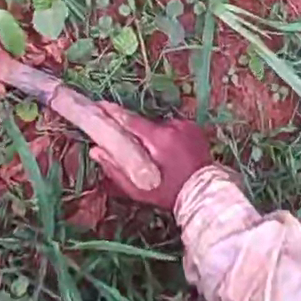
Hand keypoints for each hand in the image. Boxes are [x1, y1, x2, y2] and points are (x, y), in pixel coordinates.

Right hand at [90, 105, 211, 210]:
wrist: (205, 194)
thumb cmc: (168, 194)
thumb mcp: (139, 189)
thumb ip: (115, 170)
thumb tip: (96, 150)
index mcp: (158, 139)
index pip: (130, 120)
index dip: (113, 112)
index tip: (99, 106)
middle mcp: (173, 126)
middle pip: (144, 124)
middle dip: (136, 132)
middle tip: (134, 147)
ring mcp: (185, 125)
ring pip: (159, 126)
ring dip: (153, 136)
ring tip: (157, 156)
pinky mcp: (194, 127)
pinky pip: (172, 127)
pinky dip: (168, 136)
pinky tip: (170, 152)